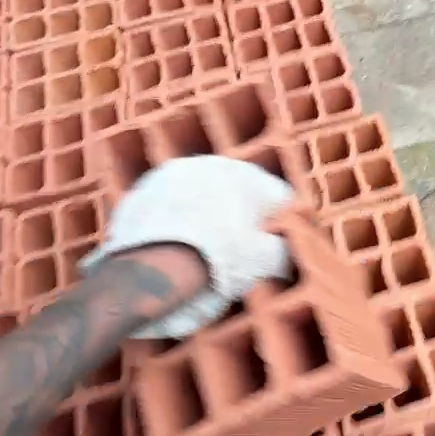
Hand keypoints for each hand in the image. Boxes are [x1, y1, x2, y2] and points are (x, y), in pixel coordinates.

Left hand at [80, 155, 296, 338]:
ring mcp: (176, 173)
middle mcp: (214, 164)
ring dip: (210, 212)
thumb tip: (289, 251)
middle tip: (239, 248)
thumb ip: (284, 251)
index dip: (282, 223)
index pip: (279, 196)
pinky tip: (177, 243)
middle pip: (240, 191)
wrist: (151, 271)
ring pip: (204, 193)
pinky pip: (172, 202)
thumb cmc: (218, 262)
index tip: (276, 245)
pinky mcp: (145, 189)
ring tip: (205, 245)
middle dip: (243, 215)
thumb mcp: (264, 262)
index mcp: (250, 177)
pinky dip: (179, 217)